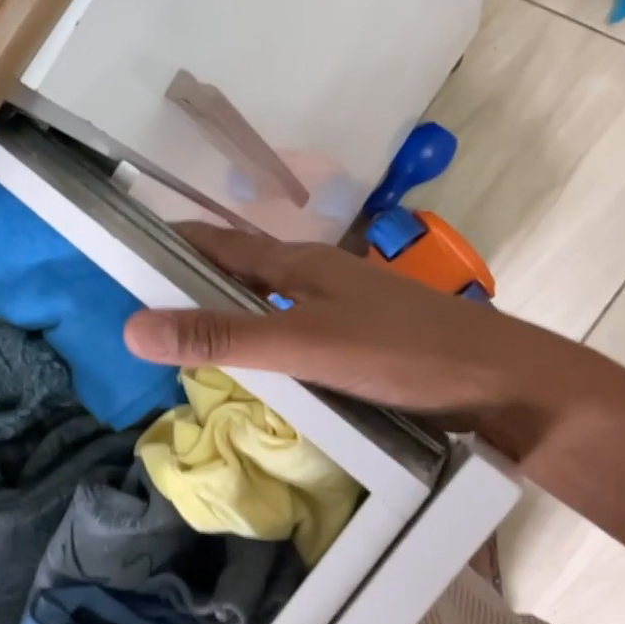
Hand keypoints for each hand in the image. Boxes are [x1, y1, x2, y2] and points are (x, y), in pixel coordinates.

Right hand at [123, 223, 608, 447]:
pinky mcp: (359, 336)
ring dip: (224, 308)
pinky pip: (291, 326)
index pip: (215, 242)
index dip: (169, 241)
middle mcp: (313, 273)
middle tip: (141, 305)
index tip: (122, 250)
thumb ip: (223, 336)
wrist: (502, 382)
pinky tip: (256, 365)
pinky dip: (259, 337)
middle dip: (189, 278)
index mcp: (295, 262)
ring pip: (265, 298)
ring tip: (185, 336)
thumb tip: (134, 327)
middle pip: (237, 267)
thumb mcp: (303, 345)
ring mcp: (340, 304)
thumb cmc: (401, 352)